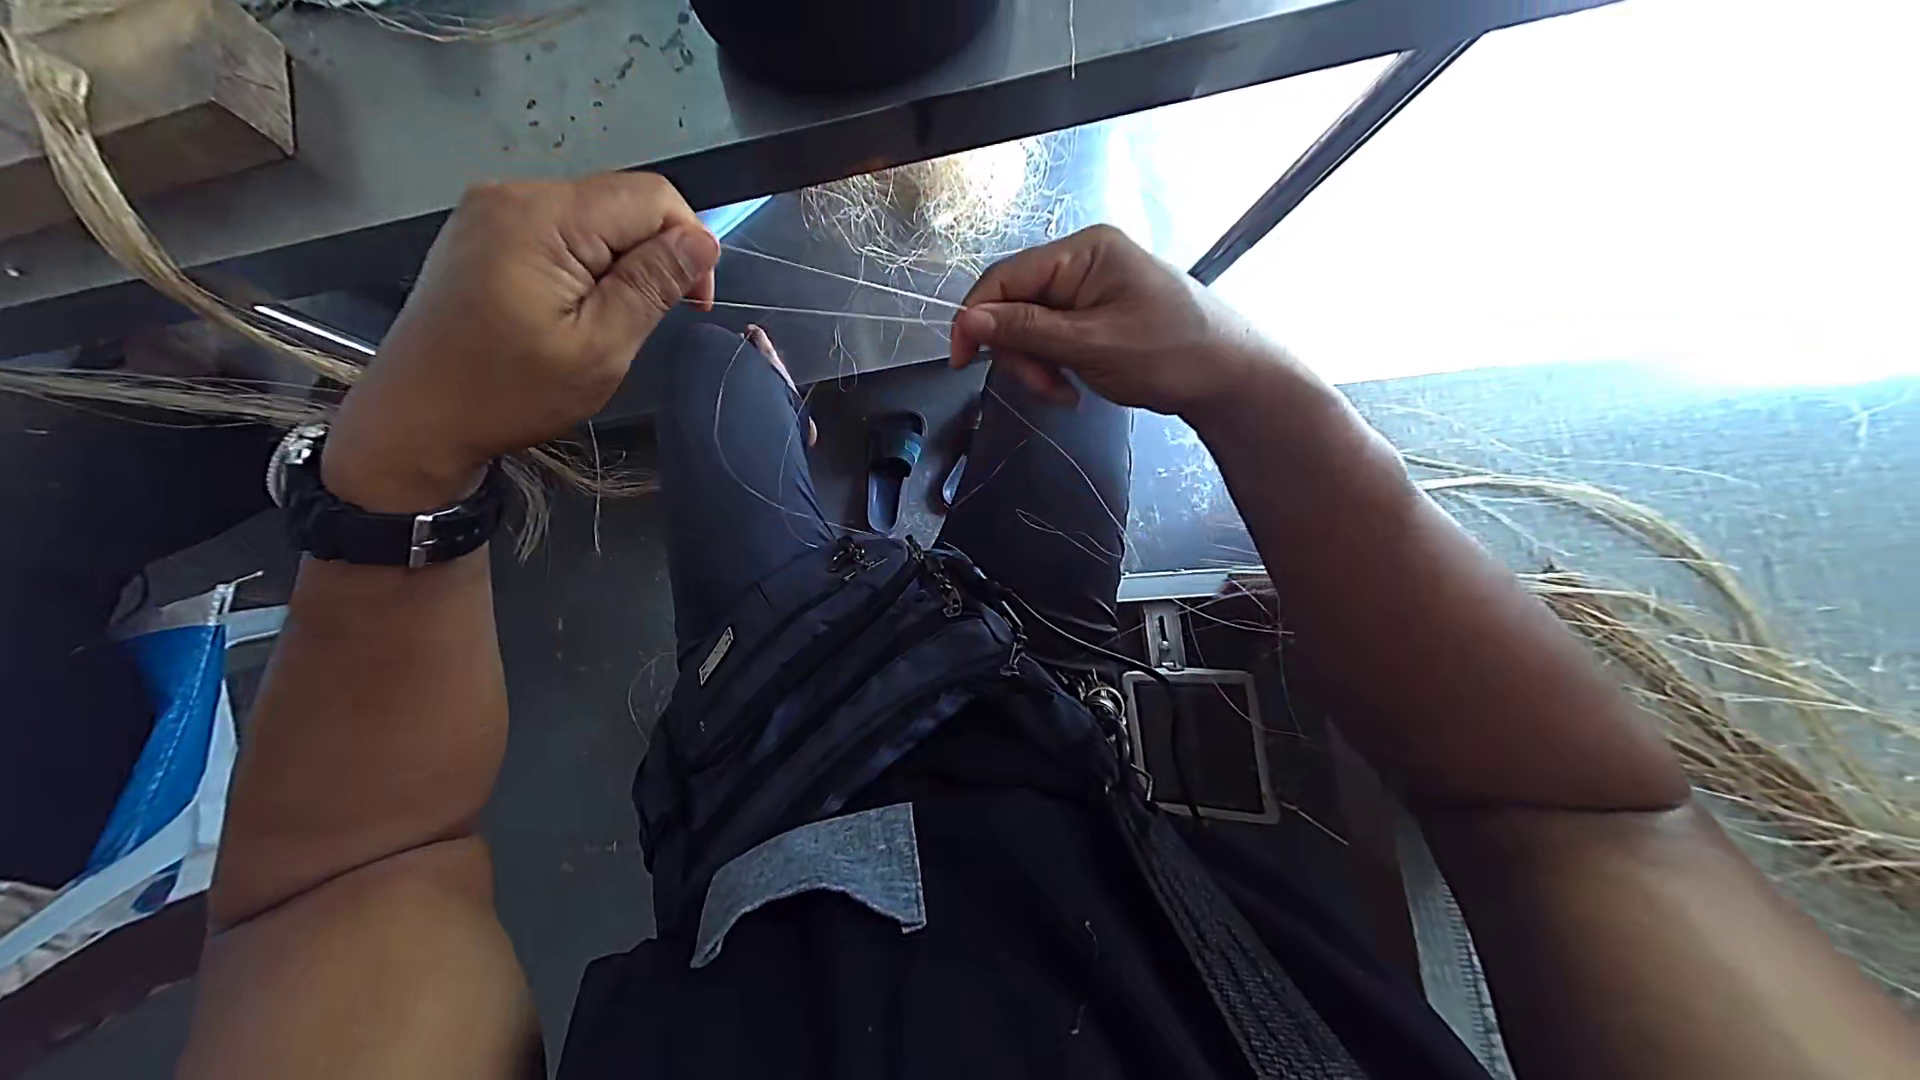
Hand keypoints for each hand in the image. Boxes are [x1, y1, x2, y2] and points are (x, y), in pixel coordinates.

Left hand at [324, 172, 719, 511]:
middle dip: (658, 255)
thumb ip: (653, 285)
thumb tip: (703, 240)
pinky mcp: (488, 232)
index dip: (690, 245)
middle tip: (653, 319)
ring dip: (626, 264)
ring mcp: (495, 210)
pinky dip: (594, 265)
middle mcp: (516, 194)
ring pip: (600, 217)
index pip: (654, 197)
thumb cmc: (513, 392)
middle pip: (625, 201)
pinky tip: (581, 308)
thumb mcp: (601, 347)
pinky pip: (566, 231)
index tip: (691, 304)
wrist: (418, 416)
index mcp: (544, 218)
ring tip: (613, 320)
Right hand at [948, 225, 1310, 417]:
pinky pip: (1052, 341)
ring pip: (1030, 329)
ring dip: (1036, 367)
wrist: (1226, 377)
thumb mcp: (1091, 344)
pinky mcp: (1093, 317)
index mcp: (1083, 252)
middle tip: (1043, 387)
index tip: (960, 359)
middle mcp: (1082, 263)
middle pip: (1015, 306)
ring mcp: (1088, 291)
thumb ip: (1026, 331)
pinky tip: (1072, 388)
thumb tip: (968, 320)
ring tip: (1064, 392)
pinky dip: (1053, 368)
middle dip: (1019, 353)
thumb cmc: (1171, 353)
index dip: (975, 318)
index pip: (1005, 277)